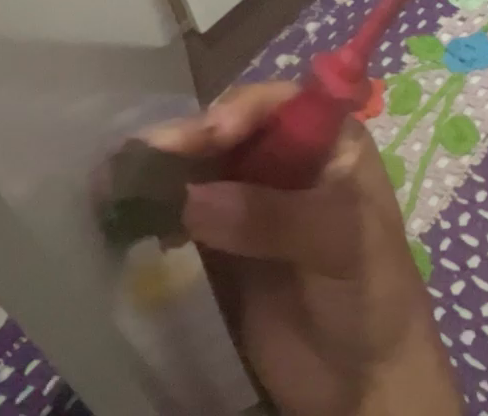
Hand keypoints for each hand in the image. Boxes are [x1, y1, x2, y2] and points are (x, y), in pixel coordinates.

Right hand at [145, 83, 462, 415]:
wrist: (362, 382)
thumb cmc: (371, 295)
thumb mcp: (340, 244)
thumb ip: (274, 217)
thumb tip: (192, 198)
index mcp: (329, 142)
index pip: (277, 105)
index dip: (237, 111)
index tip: (204, 137)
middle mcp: (286, 159)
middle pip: (228, 130)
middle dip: (187, 138)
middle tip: (142, 155)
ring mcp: (250, 199)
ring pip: (200, 167)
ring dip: (161, 169)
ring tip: (117, 178)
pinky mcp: (221, 240)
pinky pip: (183, 212)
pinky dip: (156, 208)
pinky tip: (129, 214)